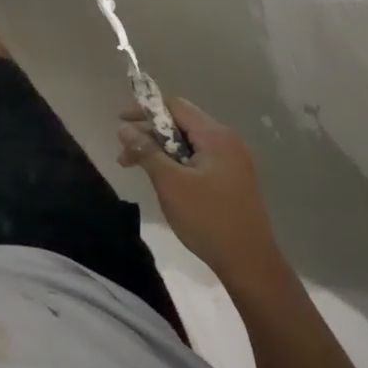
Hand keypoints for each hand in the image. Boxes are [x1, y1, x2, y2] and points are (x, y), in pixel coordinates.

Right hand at [118, 98, 285, 287]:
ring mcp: (233, 161)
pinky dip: (176, 163)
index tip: (119, 122)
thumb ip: (147, 151)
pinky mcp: (232, 179)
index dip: (145, 110)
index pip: (176, 107)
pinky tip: (163, 180)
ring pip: (188, 144)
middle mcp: (227, 142)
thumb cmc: (207, 218)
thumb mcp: (170, 183)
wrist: (248, 260)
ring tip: (137, 169)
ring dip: (160, 151)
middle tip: (124, 155)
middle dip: (150, 135)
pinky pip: (198, 160)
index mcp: (216, 137)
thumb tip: (125, 128)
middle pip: (182, 124)